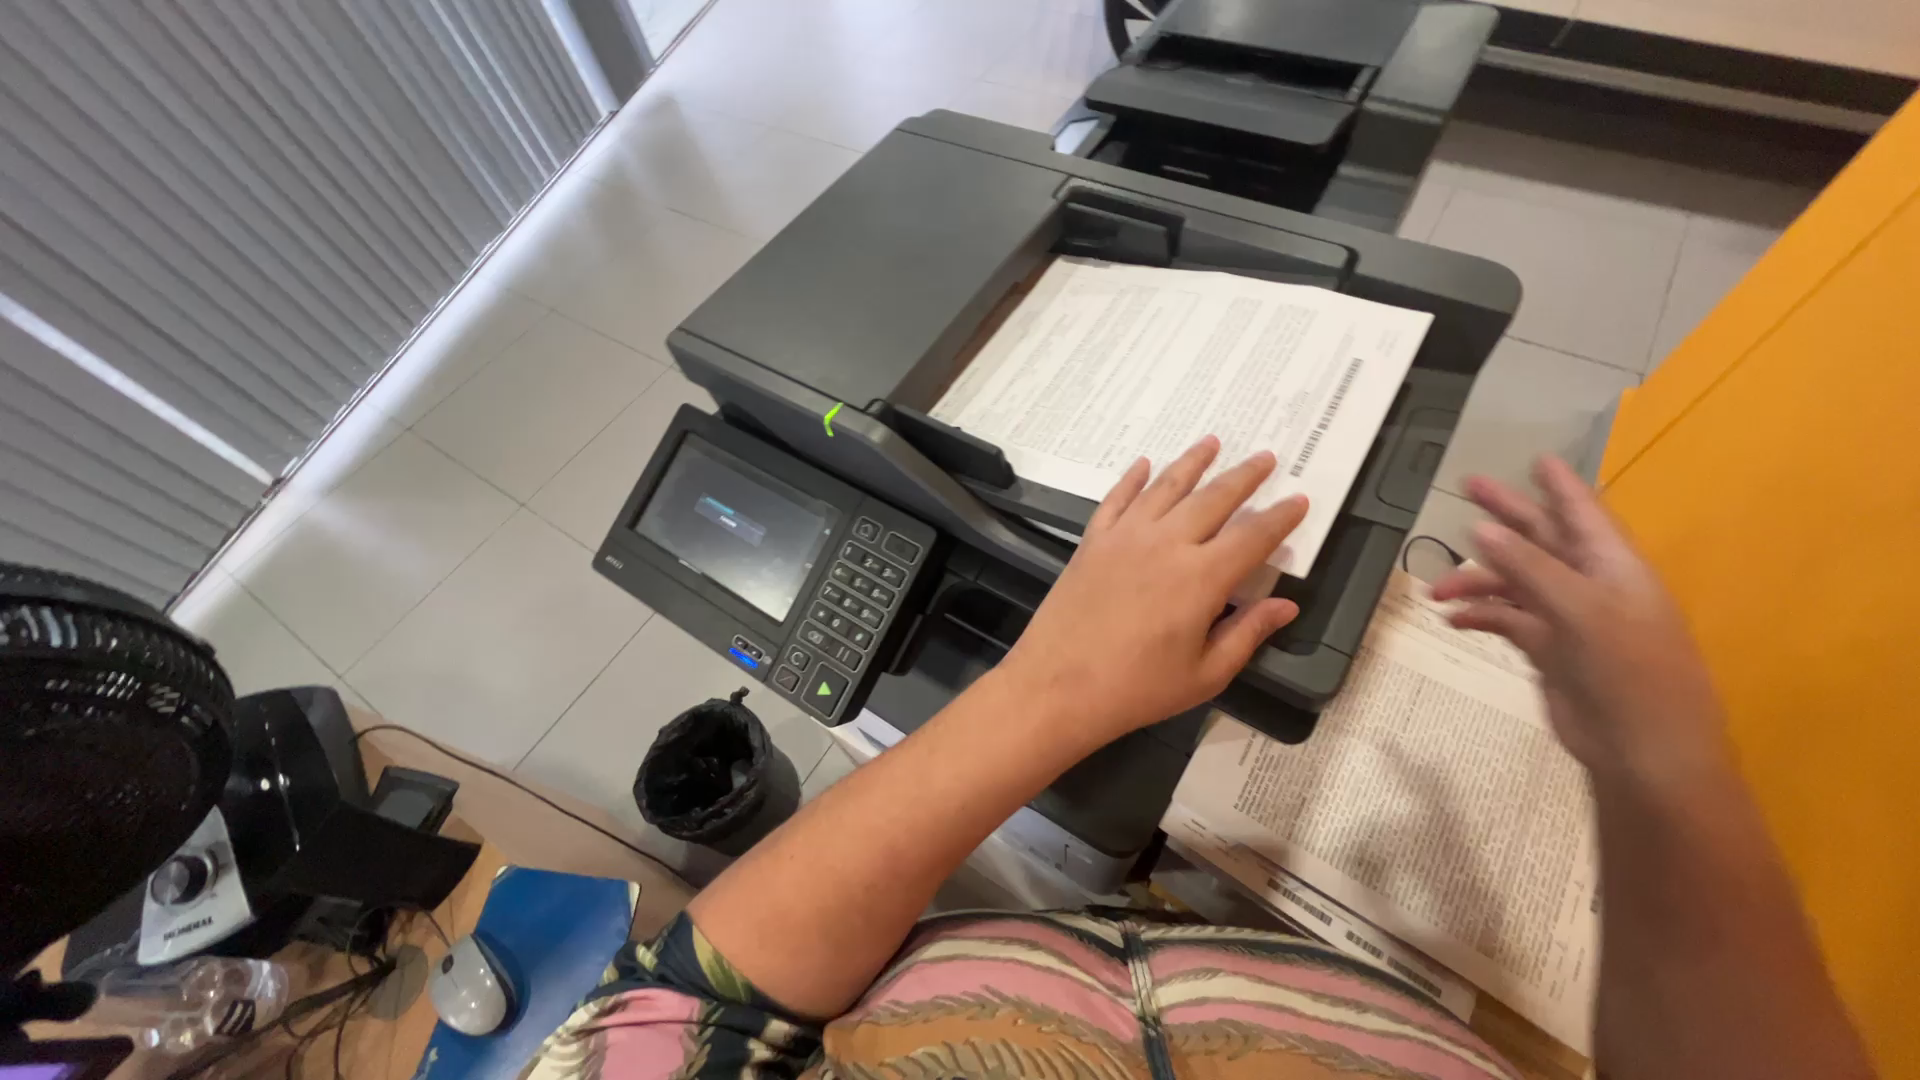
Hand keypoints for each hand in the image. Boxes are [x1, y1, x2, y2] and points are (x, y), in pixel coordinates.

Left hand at [998, 436, 1306, 750]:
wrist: (1056, 686)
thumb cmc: (1136, 689)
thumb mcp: (1204, 675)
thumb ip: (1246, 633)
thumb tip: (1286, 605)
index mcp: (1201, 577)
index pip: (1253, 536)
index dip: (1280, 517)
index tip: (1299, 500)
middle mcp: (1165, 544)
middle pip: (1213, 499)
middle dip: (1244, 476)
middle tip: (1265, 457)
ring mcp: (1124, 538)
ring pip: (1165, 488)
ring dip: (1191, 463)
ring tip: (1211, 442)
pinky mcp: (1092, 542)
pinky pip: (1116, 499)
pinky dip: (1132, 479)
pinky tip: (1143, 464)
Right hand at [1432, 457, 1727, 783]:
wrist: (1642, 748)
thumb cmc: (1629, 671)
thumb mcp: (1581, 611)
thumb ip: (1530, 568)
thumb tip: (1481, 528)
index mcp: (1613, 568)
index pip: (1584, 514)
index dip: (1561, 486)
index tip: (1536, 458)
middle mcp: (1590, 586)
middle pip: (1541, 539)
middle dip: (1506, 515)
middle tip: (1468, 487)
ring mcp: (1568, 618)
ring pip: (1514, 582)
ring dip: (1476, 581)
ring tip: (1437, 589)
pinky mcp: (1548, 649)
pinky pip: (1506, 619)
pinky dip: (1480, 616)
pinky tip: (1456, 620)